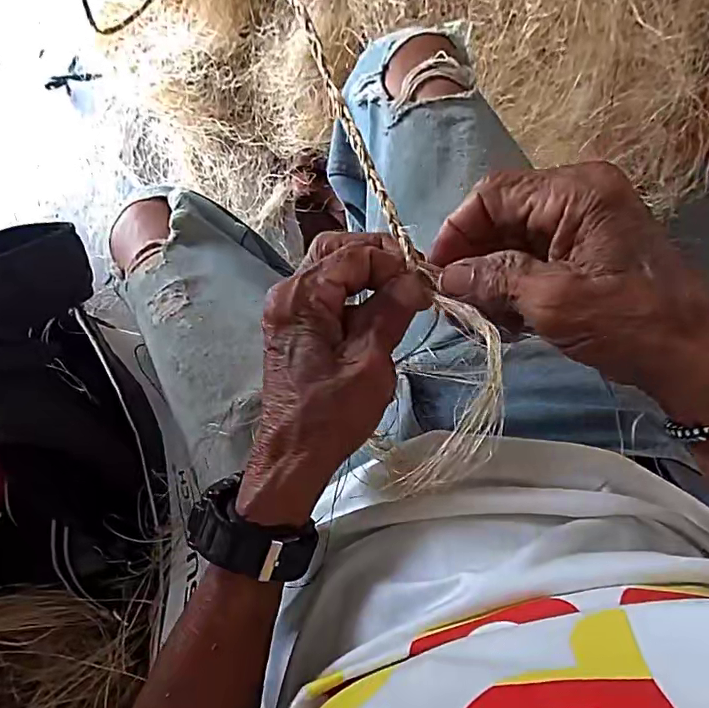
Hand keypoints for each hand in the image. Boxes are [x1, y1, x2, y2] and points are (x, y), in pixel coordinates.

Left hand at [238, 233, 430, 524]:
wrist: (294, 455)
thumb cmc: (329, 416)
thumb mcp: (370, 362)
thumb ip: (391, 312)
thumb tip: (414, 279)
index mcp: (301, 298)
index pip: (351, 254)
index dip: (391, 260)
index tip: (421, 280)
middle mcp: (287, 296)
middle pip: (334, 252)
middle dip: (376, 259)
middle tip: (411, 280)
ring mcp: (287, 314)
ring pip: (329, 274)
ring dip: (365, 278)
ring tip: (401, 298)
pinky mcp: (293, 332)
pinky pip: (325, 299)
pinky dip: (352, 299)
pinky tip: (378, 317)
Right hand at [429, 163, 708, 426]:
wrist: (689, 356)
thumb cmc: (629, 322)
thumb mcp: (553, 301)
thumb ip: (495, 280)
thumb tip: (445, 277)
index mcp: (575, 192)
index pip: (492, 195)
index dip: (456, 232)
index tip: (435, 275)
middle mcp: (577, 198)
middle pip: (500, 219)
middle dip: (472, 262)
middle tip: (455, 305)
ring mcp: (582, 228)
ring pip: (511, 245)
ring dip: (489, 282)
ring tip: (481, 320)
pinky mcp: (583, 257)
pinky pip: (531, 264)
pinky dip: (511, 291)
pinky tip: (505, 322)